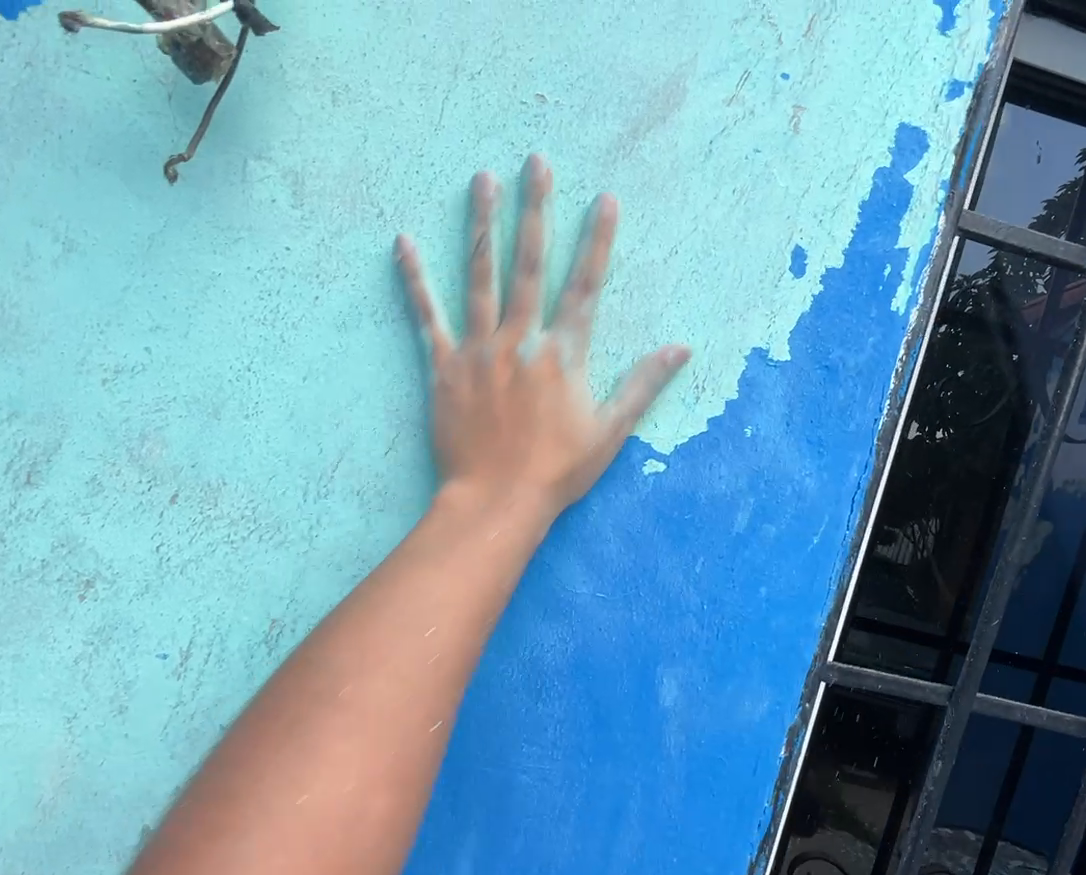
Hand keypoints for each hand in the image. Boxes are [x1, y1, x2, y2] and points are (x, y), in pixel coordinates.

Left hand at [394, 155, 689, 519]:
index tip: (605, 200)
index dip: (598, 242)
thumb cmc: (558, 471)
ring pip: (481, 277)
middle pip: (530, 265)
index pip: (586, 286)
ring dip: (483, 226)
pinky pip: (427, 317)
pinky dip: (415, 280)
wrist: (498, 500)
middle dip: (535, 210)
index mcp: (564, 353)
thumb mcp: (611, 431)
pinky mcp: (443, 368)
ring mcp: (479, 350)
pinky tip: (403, 243)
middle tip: (535, 162)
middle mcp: (522, 339)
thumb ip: (644, 384)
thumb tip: (682, 348)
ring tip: (482, 180)